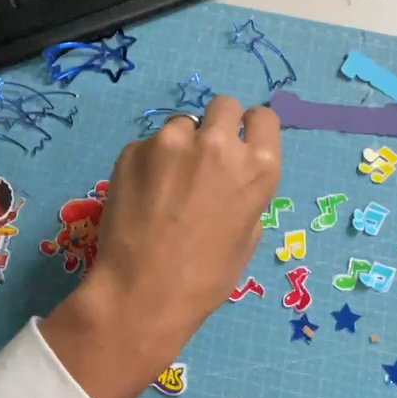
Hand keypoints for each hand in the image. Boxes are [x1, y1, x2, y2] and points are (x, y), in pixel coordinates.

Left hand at [39, 95, 280, 397]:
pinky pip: (148, 145)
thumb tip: (233, 178)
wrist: (142, 292)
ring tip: (166, 185)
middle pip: (223, 105)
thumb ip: (246, 193)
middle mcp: (217, 143)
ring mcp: (171, 141)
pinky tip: (142, 196)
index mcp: (257, 167)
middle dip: (216, 125)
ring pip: (181, 126)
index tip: (240, 143)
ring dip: (179, 145)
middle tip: (203, 157)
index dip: (250, 128)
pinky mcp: (133, 148)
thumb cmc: (206, 278)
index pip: (263, 117)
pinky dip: (148, 163)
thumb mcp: (248, 237)